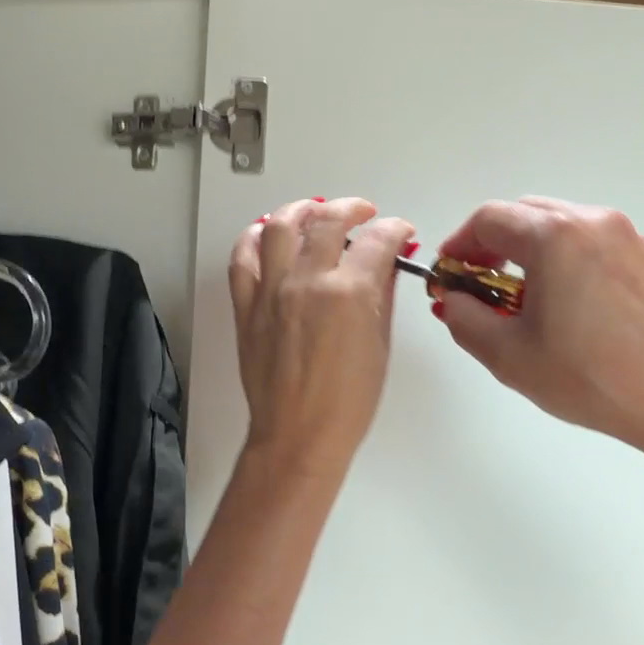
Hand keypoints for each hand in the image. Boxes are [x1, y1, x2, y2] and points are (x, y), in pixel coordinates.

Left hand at [230, 198, 416, 466]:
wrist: (298, 435)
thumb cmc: (350, 402)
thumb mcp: (380, 346)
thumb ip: (382, 297)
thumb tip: (384, 267)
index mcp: (350, 292)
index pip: (378, 240)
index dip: (396, 229)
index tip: (401, 232)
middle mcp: (308, 281)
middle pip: (328, 220)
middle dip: (353, 209)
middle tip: (365, 214)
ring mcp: (272, 291)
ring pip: (280, 226)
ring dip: (302, 210)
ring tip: (315, 212)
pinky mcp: (246, 306)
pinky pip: (242, 257)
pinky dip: (254, 237)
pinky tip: (268, 234)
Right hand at [433, 195, 643, 461]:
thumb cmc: (592, 378)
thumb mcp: (509, 356)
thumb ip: (465, 319)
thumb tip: (455, 300)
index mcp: (555, 236)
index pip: (488, 219)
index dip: (458, 245)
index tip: (449, 278)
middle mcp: (593, 222)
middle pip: (525, 214)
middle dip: (491, 246)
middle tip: (477, 287)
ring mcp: (626, 237)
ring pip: (559, 227)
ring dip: (527, 253)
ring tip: (518, 303)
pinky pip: (589, 244)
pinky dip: (561, 261)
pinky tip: (561, 308)